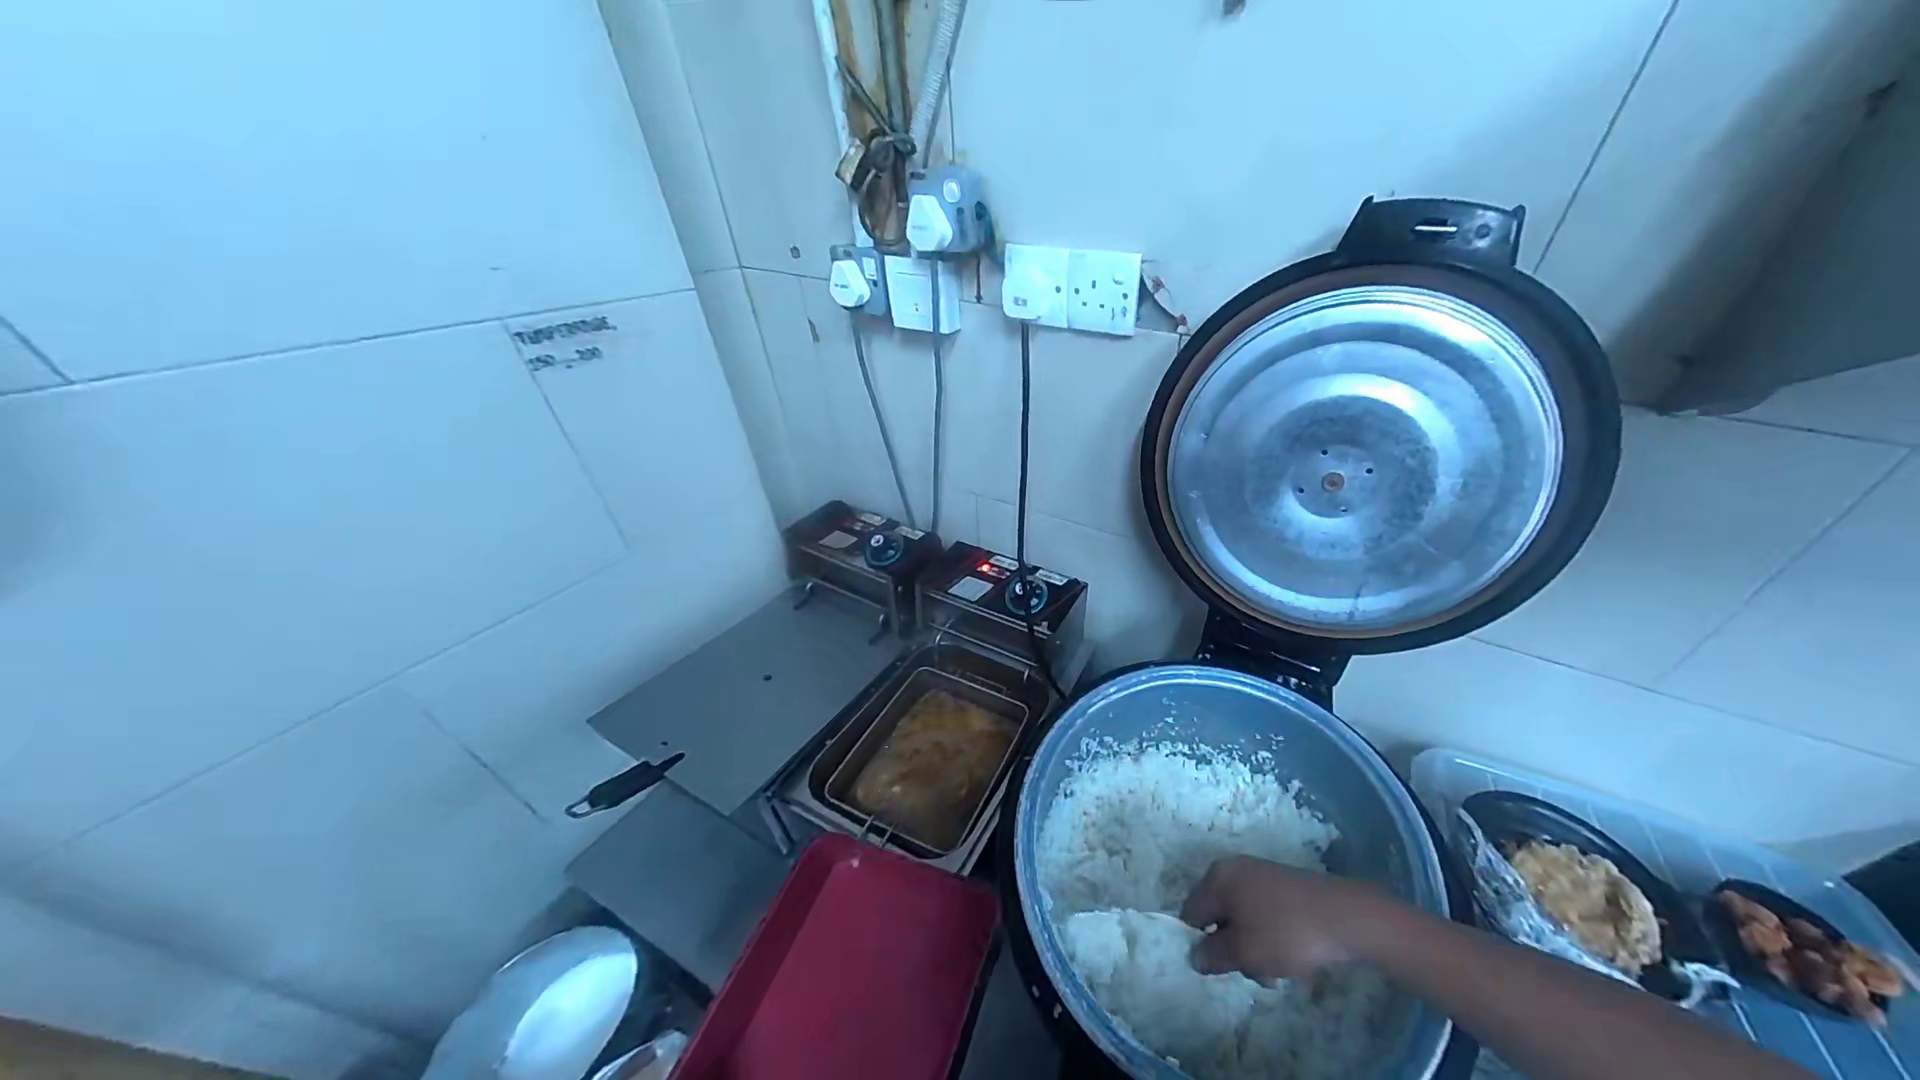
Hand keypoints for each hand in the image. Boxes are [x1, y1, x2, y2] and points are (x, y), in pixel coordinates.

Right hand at [1179, 856, 1388, 979]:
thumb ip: (1213, 955)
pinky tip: (1293, 952)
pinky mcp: (1284, 883)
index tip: (1224, 966)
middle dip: (1232, 946)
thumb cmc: (1286, 933)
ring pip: (1242, 916)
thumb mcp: (1245, 952)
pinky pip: (1263, 911)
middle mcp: (1233, 869)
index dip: (1201, 942)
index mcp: (1217, 878)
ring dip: (1253, 944)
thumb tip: (1194, 956)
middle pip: (1218, 914)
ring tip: (1279, 968)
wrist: (1346, 916)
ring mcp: (1260, 873)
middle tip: (1255, 970)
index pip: (1191, 913)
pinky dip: (1271, 933)